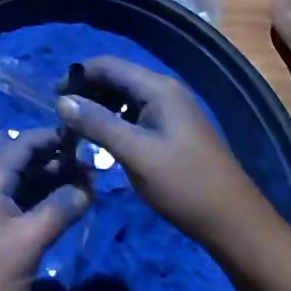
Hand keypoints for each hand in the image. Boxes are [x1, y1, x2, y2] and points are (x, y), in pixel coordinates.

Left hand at [0, 129, 90, 290]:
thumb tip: (88, 189)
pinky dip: (47, 200)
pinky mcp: (0, 229)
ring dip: (55, 180)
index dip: (51, 137)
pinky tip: (70, 203)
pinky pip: (26, 202)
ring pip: (28, 183)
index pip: (22, 145)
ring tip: (88, 182)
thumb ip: (58, 211)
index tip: (82, 135)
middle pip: (26, 162)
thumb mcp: (28, 242)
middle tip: (93, 163)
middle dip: (58, 160)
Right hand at [56, 56, 256, 245]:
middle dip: (88, 91)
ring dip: (100, 106)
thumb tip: (61, 101)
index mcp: (158, 88)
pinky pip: (137, 112)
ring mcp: (173, 110)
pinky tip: (105, 140)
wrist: (237, 225)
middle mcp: (166, 90)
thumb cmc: (185, 186)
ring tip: (79, 129)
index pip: (108, 65)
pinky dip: (116, 119)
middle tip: (63, 116)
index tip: (53, 98)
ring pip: (126, 96)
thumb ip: (98, 124)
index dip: (78, 76)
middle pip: (117, 77)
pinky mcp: (175, 129)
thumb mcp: (135, 154)